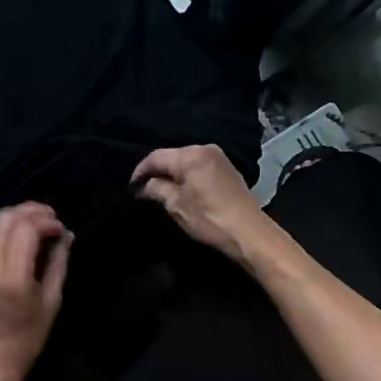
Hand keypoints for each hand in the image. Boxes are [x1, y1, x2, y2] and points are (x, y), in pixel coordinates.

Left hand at [0, 202, 71, 380]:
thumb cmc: (28, 336)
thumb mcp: (52, 300)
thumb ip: (58, 263)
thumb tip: (66, 235)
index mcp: (13, 277)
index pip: (26, 230)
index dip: (46, 221)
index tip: (62, 229)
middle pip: (7, 219)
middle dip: (32, 211)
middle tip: (52, 217)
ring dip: (18, 215)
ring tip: (39, 221)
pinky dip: (8, 227)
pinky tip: (24, 234)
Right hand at [131, 145, 275, 262]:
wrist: (248, 231)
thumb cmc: (209, 218)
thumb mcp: (176, 205)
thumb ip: (156, 190)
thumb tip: (143, 186)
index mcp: (189, 155)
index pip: (155, 157)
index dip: (140, 171)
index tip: (131, 187)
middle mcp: (204, 148)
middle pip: (171, 156)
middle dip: (157, 172)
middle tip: (144, 189)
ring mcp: (218, 157)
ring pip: (186, 160)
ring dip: (173, 173)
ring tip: (161, 190)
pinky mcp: (227, 167)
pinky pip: (199, 165)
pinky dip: (188, 174)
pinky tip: (183, 188)